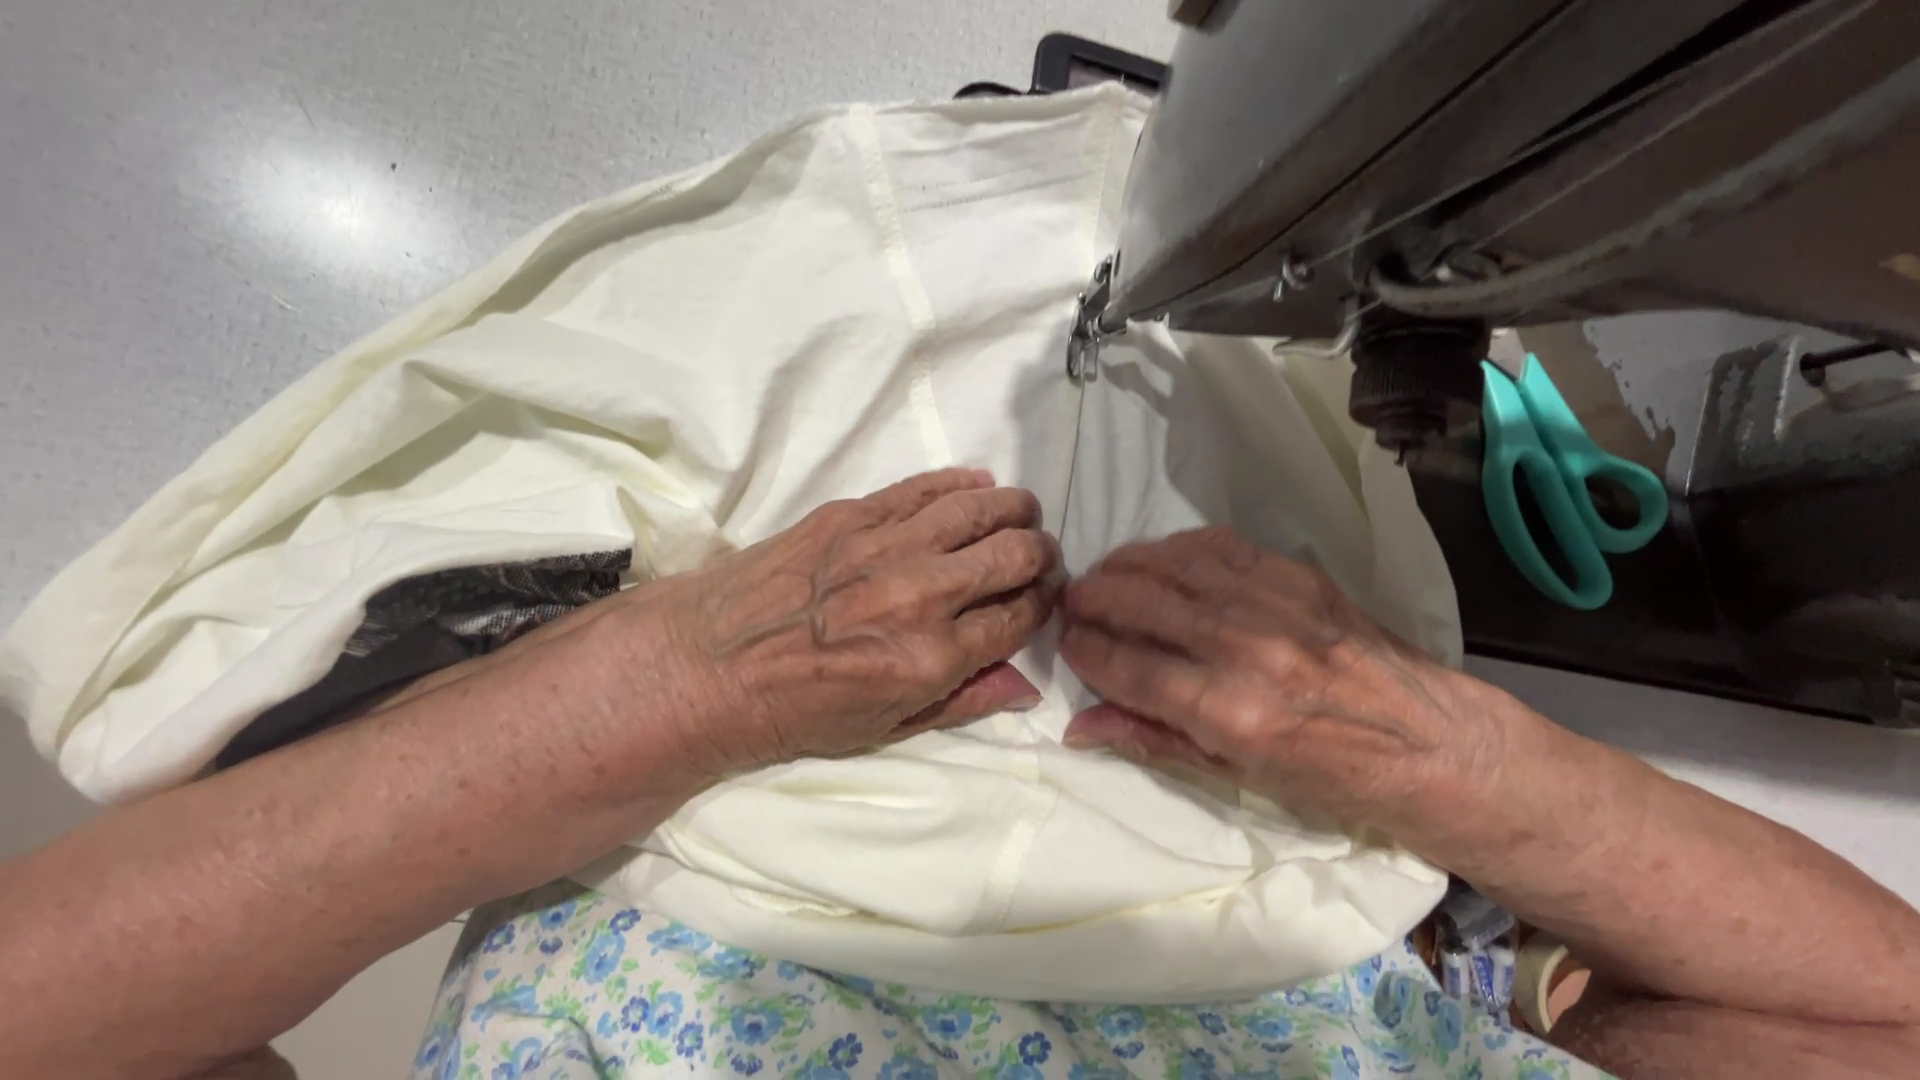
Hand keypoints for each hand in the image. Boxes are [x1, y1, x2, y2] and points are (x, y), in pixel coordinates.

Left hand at [612, 468, 1059, 780]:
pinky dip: (961, 483)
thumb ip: (961, 702)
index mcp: (931, 659)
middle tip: (1039, 556)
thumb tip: (1025, 686)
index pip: (1017, 617)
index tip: (1042, 598)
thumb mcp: (884, 730)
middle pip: (1011, 556)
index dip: (1042, 605)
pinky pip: (923, 486)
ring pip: (977, 509)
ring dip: (1014, 508)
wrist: (705, 668)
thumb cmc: (795, 712)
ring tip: (1022, 513)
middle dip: (1040, 554)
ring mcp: (884, 546)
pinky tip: (978, 485)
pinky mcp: (850, 514)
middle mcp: (919, 595)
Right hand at [1057, 527, 1497, 831]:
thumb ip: (1152, 741)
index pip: (1128, 666)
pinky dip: (1175, 548)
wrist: (1432, 747)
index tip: (1066, 645)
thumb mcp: (1236, 778)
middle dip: (1091, 600)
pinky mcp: (1299, 577)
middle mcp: (1245, 649)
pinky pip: (1218, 546)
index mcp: (1229, 712)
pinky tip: (1157, 559)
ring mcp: (1275, 605)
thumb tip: (1078, 726)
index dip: (1085, 652)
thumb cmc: (1330, 779)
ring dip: (1124, 565)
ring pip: (1173, 565)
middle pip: (1141, 604)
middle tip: (1070, 603)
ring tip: (1102, 575)